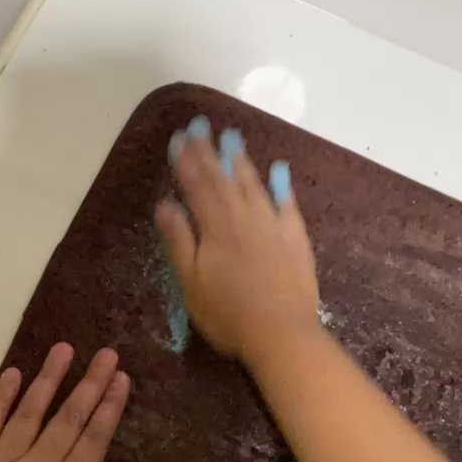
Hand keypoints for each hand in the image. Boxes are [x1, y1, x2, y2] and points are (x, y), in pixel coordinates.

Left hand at [0, 343, 136, 461]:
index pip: (92, 442)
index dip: (109, 408)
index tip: (121, 378)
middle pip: (65, 420)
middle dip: (88, 384)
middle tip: (106, 353)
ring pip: (26, 414)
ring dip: (47, 379)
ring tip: (64, 349)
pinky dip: (0, 399)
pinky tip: (13, 375)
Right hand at [155, 118, 321, 363]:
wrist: (282, 334)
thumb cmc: (228, 313)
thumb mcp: (191, 281)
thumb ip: (180, 239)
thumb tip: (165, 204)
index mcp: (215, 227)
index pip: (197, 186)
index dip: (187, 161)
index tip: (179, 138)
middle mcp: (244, 218)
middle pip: (223, 179)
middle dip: (210, 152)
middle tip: (201, 127)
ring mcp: (273, 226)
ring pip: (254, 185)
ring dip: (240, 161)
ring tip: (232, 139)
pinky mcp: (296, 239)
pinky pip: (287, 205)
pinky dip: (281, 186)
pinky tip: (278, 171)